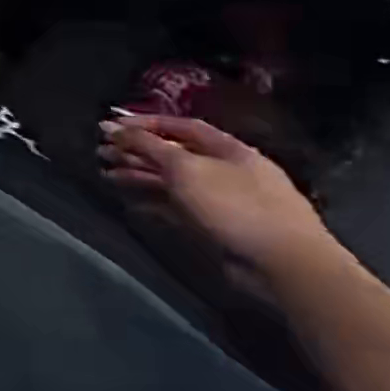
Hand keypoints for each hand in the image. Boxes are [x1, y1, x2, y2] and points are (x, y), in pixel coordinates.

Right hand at [99, 115, 332, 271]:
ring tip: (107, 175)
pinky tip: (131, 201)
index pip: (182, 126)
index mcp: (230, 151)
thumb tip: (109, 125)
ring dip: (139, 175)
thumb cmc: (236, 205)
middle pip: (174, 153)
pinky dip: (154, 201)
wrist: (288, 268)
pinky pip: (180, 206)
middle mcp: (228, 171)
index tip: (111, 126)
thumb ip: (145, 144)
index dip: (145, 122)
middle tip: (101, 152)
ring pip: (173, 180)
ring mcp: (226, 200)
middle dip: (136, 151)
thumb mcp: (185, 167)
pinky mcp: (220, 225)